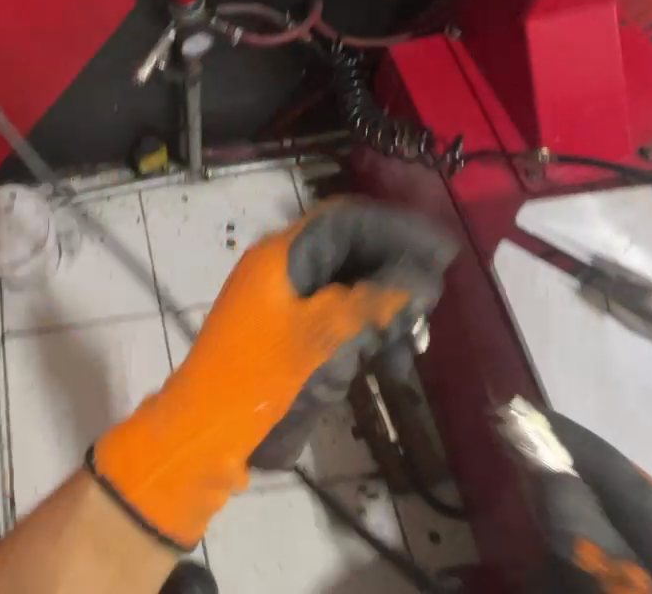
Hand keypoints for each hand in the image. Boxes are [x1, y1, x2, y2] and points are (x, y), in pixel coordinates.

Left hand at [89, 199, 457, 547]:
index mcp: (282, 256)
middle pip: (352, 255)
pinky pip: (343, 323)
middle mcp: (287, 272)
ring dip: (387, 313)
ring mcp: (291, 306)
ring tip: (412, 346)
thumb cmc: (260, 375)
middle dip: (395, 278)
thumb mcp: (321, 336)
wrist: (210, 428)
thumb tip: (423, 277)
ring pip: (352, 291)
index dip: (395, 230)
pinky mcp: (297, 338)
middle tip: (430, 309)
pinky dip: (370, 337)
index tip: (441, 253)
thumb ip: (372, 302)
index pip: (345, 221)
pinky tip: (392, 364)